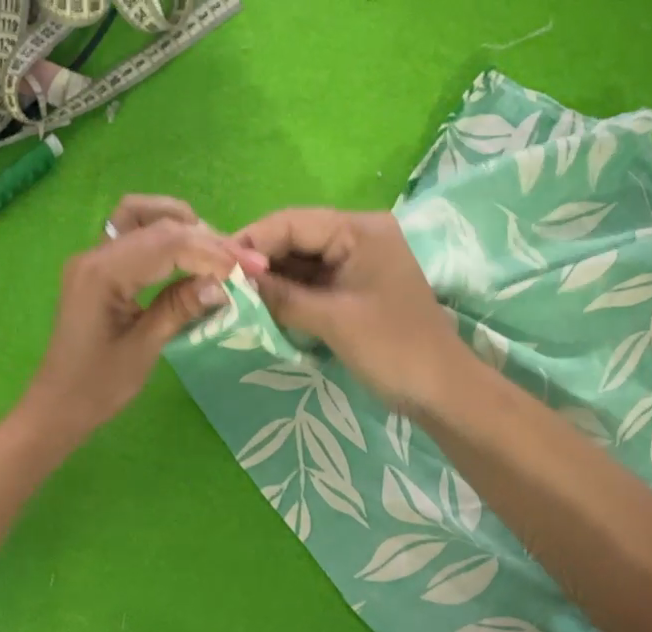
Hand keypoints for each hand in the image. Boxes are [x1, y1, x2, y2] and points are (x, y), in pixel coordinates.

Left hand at [20, 195, 265, 434]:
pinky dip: (164, 237)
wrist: (58, 405)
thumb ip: (180, 307)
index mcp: (102, 274)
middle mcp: (94, 254)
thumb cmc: (98, 387)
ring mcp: (93, 258)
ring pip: (141, 217)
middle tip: (244, 262)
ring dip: (183, 226)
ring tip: (218, 252)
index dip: (213, 253)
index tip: (251, 269)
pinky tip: (189, 255)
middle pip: (158, 226)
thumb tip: (224, 283)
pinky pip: (132, 235)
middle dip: (206, 240)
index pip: (167, 244)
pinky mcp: (97, 269)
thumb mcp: (144, 349)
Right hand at [236, 208, 467, 412]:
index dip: (251, 242)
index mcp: (360, 230)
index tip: (213, 266)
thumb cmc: (392, 347)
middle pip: (294, 238)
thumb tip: (232, 283)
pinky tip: (260, 308)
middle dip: (257, 261)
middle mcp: (358, 236)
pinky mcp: (353, 289)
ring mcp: (356, 263)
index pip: (292, 222)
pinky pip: (311, 283)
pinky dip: (286, 295)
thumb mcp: (332, 320)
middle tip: (217, 285)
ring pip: (299, 263)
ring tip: (231, 298)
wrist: (439, 389)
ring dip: (268, 280)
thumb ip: (281, 298)